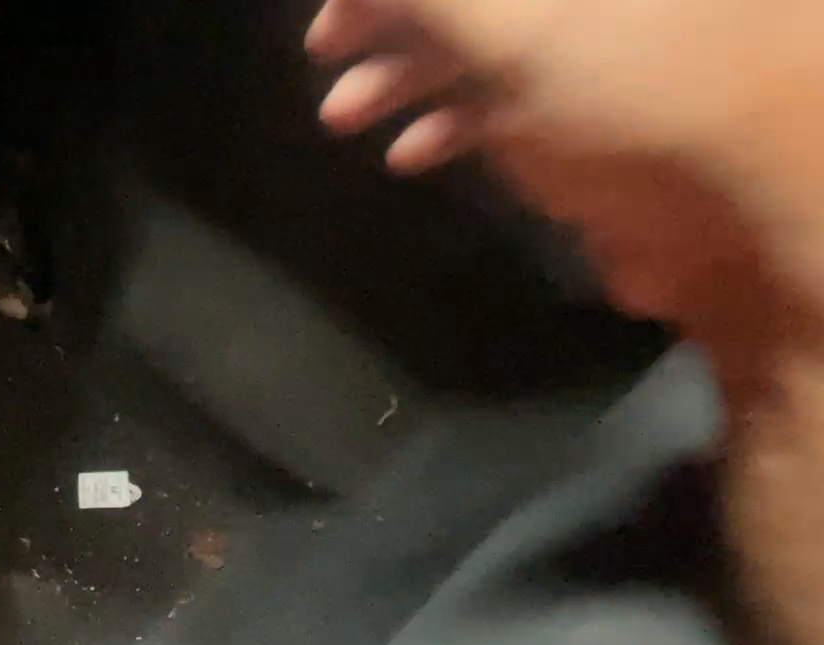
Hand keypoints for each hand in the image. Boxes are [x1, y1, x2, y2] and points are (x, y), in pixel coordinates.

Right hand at [306, 0, 805, 175]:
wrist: (738, 207)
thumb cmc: (640, 94)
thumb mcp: (524, 29)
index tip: (338, 4)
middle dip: (392, 18)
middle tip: (323, 50)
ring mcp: (599, 40)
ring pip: (480, 40)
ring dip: (402, 77)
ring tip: (341, 117)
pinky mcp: (586, 103)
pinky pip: (501, 96)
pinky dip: (445, 122)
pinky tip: (405, 154)